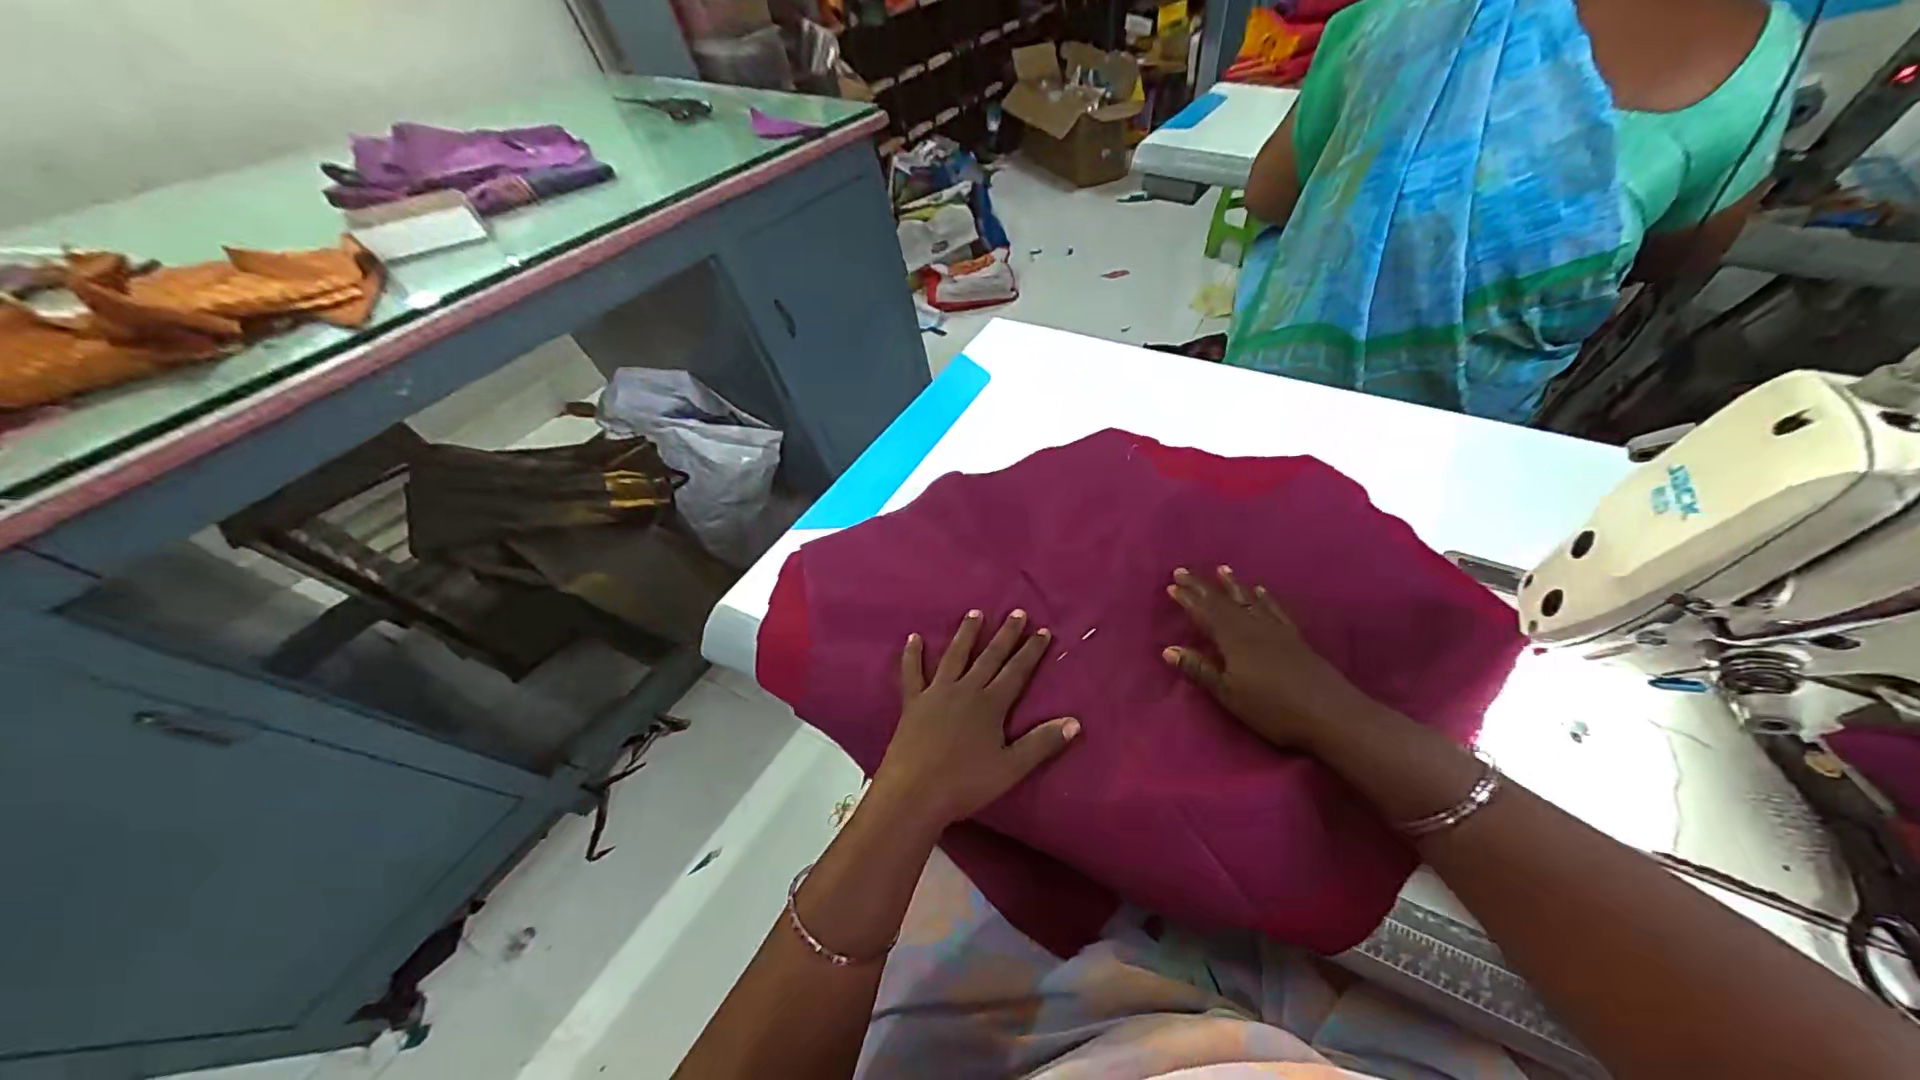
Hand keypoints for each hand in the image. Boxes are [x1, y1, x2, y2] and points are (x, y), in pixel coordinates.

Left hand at [873, 609, 1080, 828]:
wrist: (914, 792)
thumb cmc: (965, 783)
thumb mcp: (1011, 768)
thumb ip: (1041, 743)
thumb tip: (1074, 721)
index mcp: (990, 705)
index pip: (1016, 672)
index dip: (1031, 651)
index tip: (1042, 631)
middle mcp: (964, 691)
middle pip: (989, 657)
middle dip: (1005, 634)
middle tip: (1016, 611)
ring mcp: (936, 694)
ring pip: (954, 656)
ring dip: (966, 634)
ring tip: (975, 613)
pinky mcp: (912, 703)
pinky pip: (912, 673)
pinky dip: (912, 655)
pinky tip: (913, 637)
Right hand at [1162, 566, 1374, 750]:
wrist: (1331, 714)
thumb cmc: (1273, 708)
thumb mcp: (1229, 693)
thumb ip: (1200, 670)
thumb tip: (1168, 649)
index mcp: (1233, 640)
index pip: (1205, 613)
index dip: (1188, 599)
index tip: (1172, 584)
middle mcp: (1253, 627)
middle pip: (1224, 602)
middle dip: (1202, 586)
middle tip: (1184, 570)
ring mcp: (1277, 631)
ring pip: (1250, 600)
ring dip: (1233, 585)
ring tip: (1222, 570)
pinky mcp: (1295, 638)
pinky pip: (1275, 610)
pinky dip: (1265, 598)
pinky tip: (1261, 590)